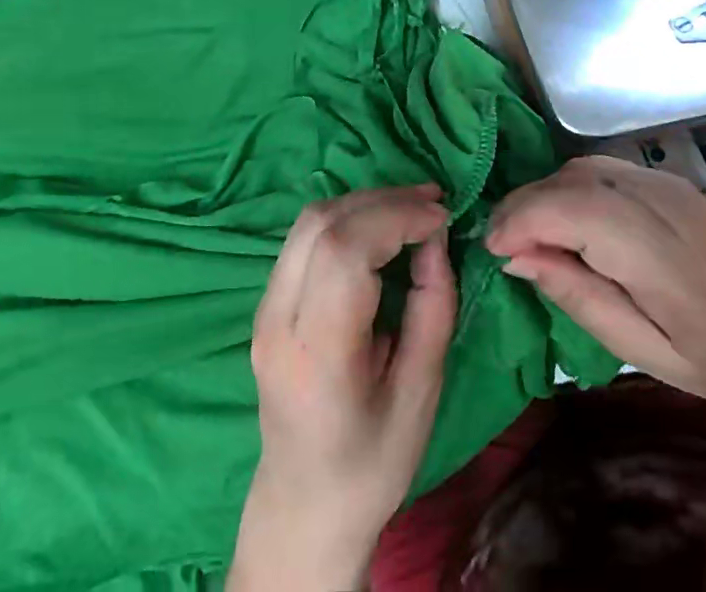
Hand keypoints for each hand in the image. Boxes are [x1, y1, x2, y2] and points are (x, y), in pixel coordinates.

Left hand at [231, 185, 456, 591]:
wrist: (303, 504)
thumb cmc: (372, 463)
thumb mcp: (421, 392)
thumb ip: (432, 307)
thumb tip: (436, 239)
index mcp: (316, 352)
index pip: (344, 251)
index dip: (396, 218)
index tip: (443, 217)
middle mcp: (277, 320)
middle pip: (320, 225)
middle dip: (382, 201)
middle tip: (433, 203)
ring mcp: (263, 310)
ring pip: (306, 224)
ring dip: (362, 204)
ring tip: (413, 208)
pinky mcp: (265, 306)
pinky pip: (303, 242)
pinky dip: (345, 221)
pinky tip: (380, 227)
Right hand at [486, 156, 705, 415]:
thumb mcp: (642, 350)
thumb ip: (577, 297)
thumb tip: (514, 257)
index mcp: (666, 258)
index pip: (575, 211)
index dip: (521, 222)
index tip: (493, 254)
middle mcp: (664, 205)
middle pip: (569, 182)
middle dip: (520, 209)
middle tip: (501, 251)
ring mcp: (663, 183)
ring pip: (575, 169)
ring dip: (538, 198)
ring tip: (524, 239)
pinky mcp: (659, 178)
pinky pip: (593, 170)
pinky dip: (561, 190)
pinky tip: (558, 223)